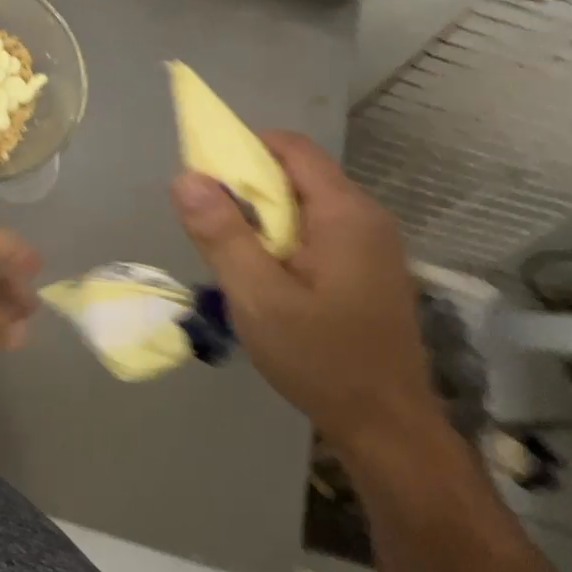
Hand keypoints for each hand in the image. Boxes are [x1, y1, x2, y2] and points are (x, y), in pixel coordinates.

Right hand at [170, 132, 441, 451]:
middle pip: (294, 172)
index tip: (202, 181)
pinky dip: (279, 236)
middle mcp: (365, 217)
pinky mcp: (366, 267)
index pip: (289, 147)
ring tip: (232, 257)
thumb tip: (186, 177)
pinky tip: (263, 277)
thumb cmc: (320, 358)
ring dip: (259, 216)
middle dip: (244, 187)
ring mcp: (370, 244)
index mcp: (344, 214)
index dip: (240, 148)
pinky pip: (313, 229)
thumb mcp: (257, 296)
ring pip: (301, 203)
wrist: (385, 425)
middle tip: (209, 228)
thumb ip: (221, 234)